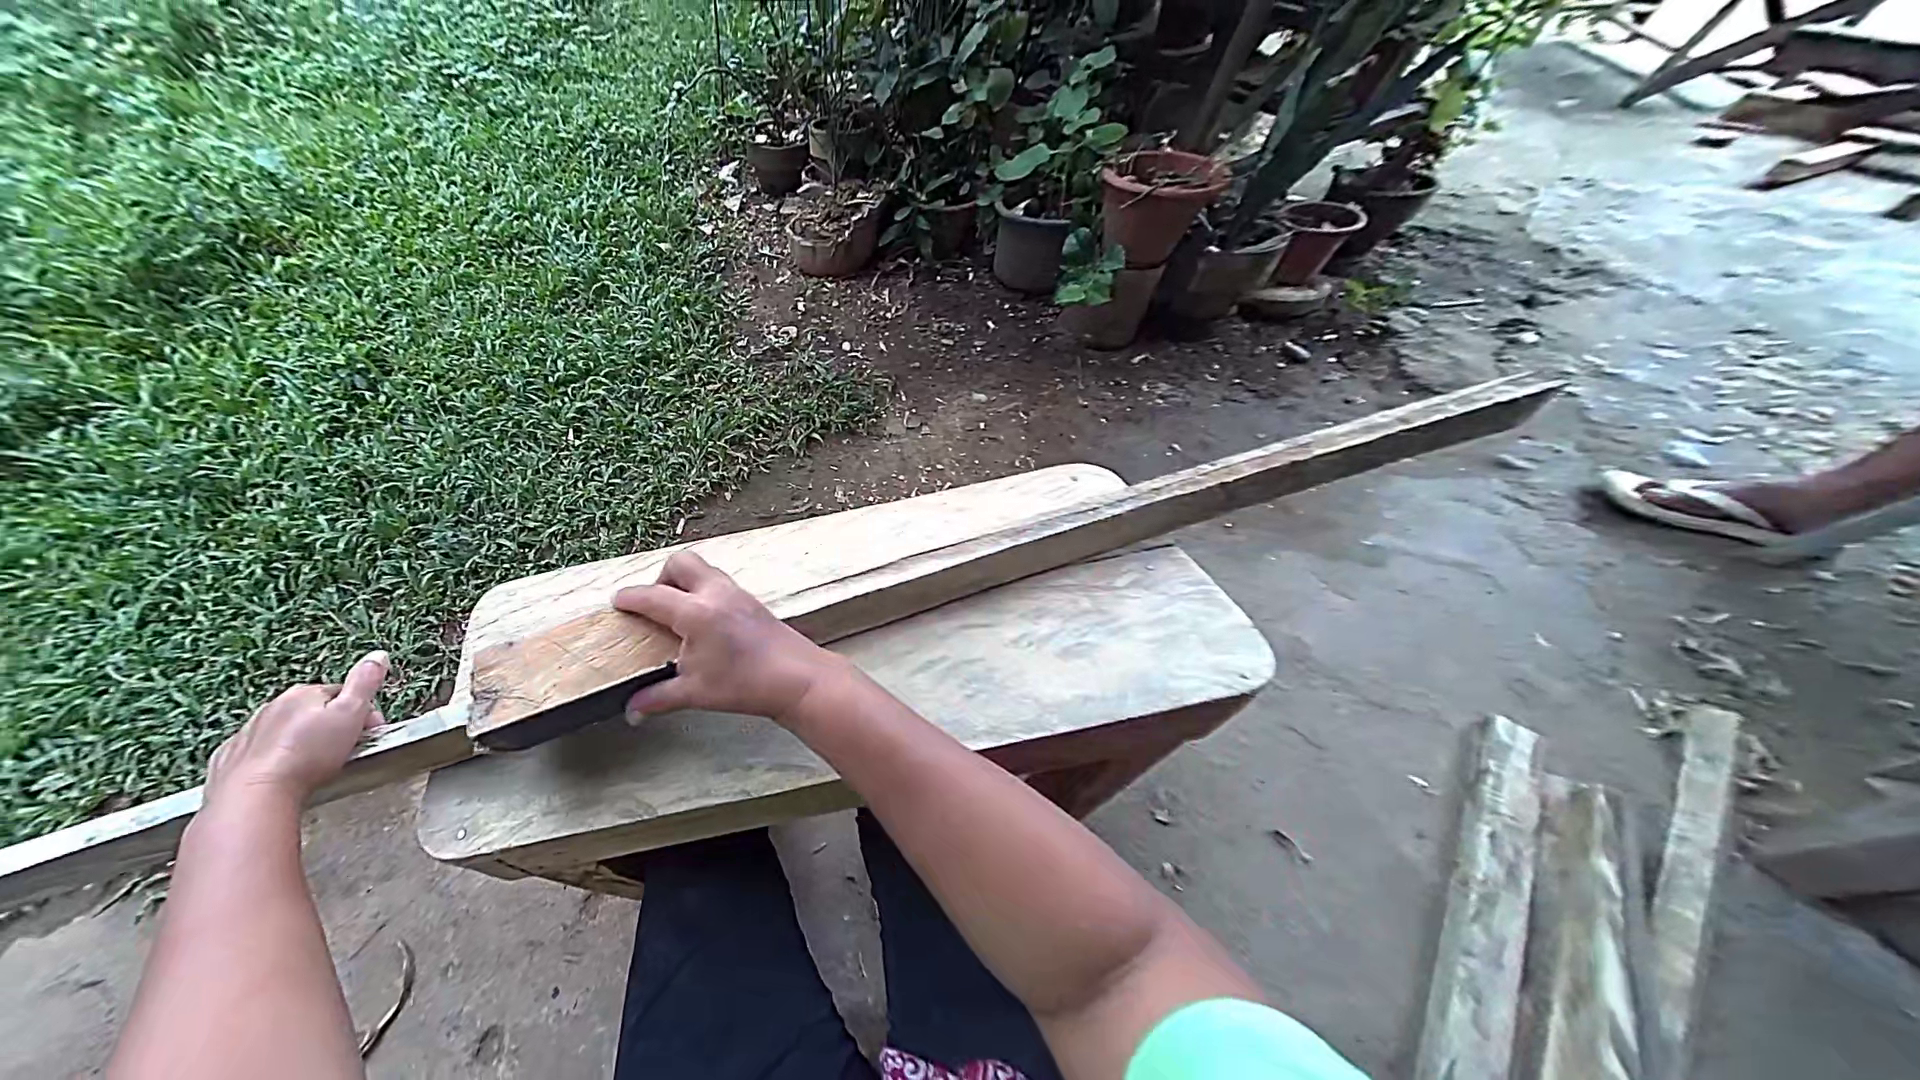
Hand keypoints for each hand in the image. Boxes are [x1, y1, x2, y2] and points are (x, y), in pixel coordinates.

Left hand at [206, 651, 390, 804]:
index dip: (362, 713)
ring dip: (303, 742)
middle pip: (314, 712)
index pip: (343, 694)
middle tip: (347, 749)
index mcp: (302, 695)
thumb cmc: (307, 755)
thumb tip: (378, 655)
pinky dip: (274, 758)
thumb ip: (366, 682)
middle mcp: (271, 708)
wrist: (253, 797)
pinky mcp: (230, 759)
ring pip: (286, 731)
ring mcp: (247, 734)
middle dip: (333, 726)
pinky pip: (259, 752)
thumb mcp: (350, 713)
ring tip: (316, 765)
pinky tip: (283, 773)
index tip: (369, 732)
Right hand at [612, 551, 840, 723]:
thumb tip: (632, 708)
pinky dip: (706, 593)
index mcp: (696, 612)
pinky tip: (706, 622)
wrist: (799, 679)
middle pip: (680, 563)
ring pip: (704, 570)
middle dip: (660, 578)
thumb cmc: (747, 684)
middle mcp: (717, 594)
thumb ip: (657, 697)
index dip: (630, 598)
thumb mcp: (694, 693)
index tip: (617, 602)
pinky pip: (721, 584)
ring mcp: (738, 594)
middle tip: (653, 606)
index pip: (652, 596)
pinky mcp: (753, 602)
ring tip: (678, 615)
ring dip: (686, 583)